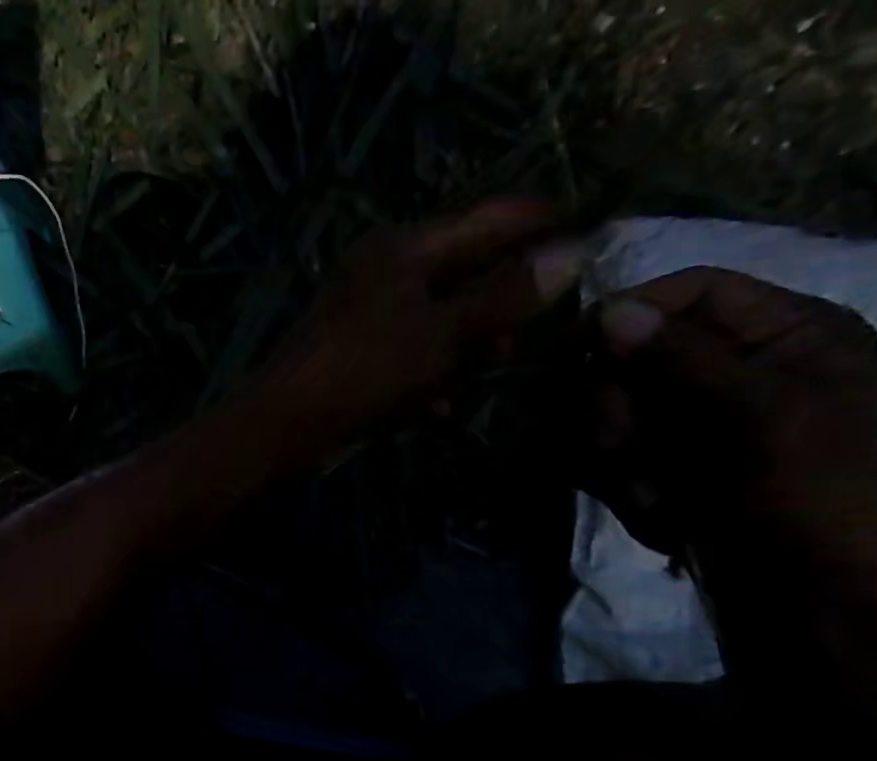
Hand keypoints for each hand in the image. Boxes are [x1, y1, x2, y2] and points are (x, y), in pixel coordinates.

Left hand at [244, 199, 582, 454]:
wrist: (285, 425)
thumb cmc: (364, 371)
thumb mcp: (443, 334)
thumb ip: (505, 297)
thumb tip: (574, 252)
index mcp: (404, 248)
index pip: (487, 219)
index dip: (539, 222)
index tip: (591, 226)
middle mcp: (384, 271)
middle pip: (463, 270)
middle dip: (500, 300)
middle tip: (535, 326)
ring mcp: (367, 313)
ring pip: (438, 317)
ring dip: (466, 344)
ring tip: (492, 366)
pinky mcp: (357, 354)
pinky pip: (410, 354)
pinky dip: (429, 375)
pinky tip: (439, 403)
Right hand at [590, 267, 876, 570]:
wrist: (804, 598)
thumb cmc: (803, 495)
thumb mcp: (756, 412)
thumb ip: (681, 356)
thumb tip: (607, 310)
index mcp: (790, 333)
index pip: (695, 290)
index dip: (635, 311)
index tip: (578, 346)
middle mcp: (740, 367)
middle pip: (641, 353)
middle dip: (623, 403)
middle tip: (628, 443)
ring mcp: (699, 419)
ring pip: (618, 406)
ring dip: (620, 451)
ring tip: (654, 491)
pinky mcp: (671, 461)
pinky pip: (616, 451)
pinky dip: (623, 481)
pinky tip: (657, 510)